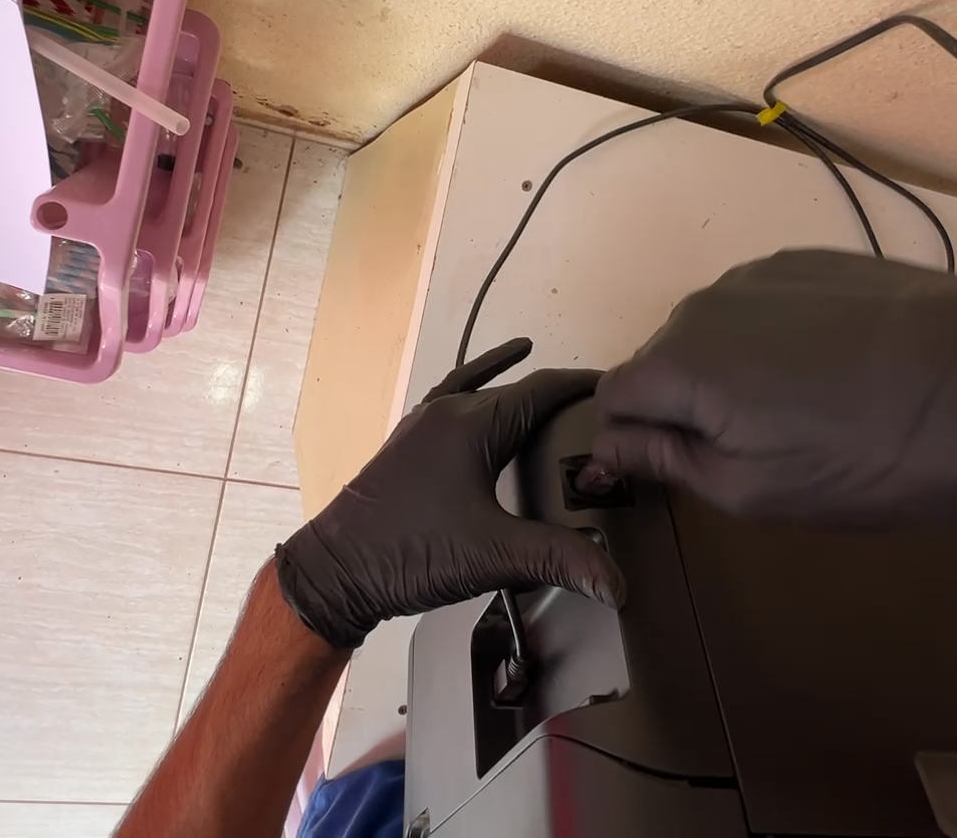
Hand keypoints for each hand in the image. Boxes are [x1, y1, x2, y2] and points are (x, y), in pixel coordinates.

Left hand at [275, 339, 625, 649]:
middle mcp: (447, 411)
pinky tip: (475, 396)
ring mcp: (422, 423)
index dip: (582, 386)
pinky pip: (448, 399)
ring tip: (538, 373)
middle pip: (514, 389)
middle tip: (595, 407)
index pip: (542, 390)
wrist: (337, 568)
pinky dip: (470, 388)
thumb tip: (618, 583)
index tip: (616, 390)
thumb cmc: (412, 552)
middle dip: (555, 393)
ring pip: (478, 389)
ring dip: (509, 382)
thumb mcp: (493, 554)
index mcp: (472, 424)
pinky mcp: (408, 441)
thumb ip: (558, 560)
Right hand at [591, 249, 956, 540]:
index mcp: (676, 362)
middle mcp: (701, 304)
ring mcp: (757, 275)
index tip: (668, 463)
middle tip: (748, 445)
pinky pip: (760, 304)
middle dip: (682, 402)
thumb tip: (607, 444)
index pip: (612, 395)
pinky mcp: (810, 261)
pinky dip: (771, 336)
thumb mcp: (751, 489)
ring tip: (799, 403)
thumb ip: (663, 459)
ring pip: (711, 329)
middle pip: (660, 359)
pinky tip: (831, 363)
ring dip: (727, 367)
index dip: (629, 435)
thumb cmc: (866, 460)